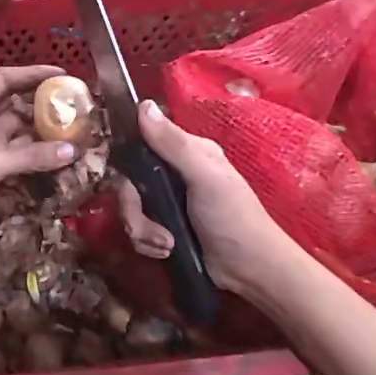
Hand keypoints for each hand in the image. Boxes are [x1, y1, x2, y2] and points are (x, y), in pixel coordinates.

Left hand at [0, 65, 77, 252]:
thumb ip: (30, 156)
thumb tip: (71, 150)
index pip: (2, 81)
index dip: (31, 74)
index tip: (60, 73)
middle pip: (12, 104)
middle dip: (40, 102)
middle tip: (73, 103)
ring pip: (17, 130)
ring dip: (41, 130)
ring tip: (73, 127)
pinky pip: (17, 153)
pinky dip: (36, 153)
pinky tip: (58, 153)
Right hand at [124, 99, 304, 300]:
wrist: (249, 269)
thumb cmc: (233, 217)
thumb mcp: (205, 176)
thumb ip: (173, 144)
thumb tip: (143, 104)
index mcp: (186, 151)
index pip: (142, 143)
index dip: (127, 161)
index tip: (126, 180)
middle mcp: (173, 173)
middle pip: (130, 182)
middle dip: (135, 211)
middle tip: (153, 230)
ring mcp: (168, 202)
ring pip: (131, 209)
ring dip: (143, 231)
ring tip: (166, 245)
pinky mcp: (164, 228)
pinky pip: (138, 231)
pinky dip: (148, 244)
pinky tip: (166, 252)